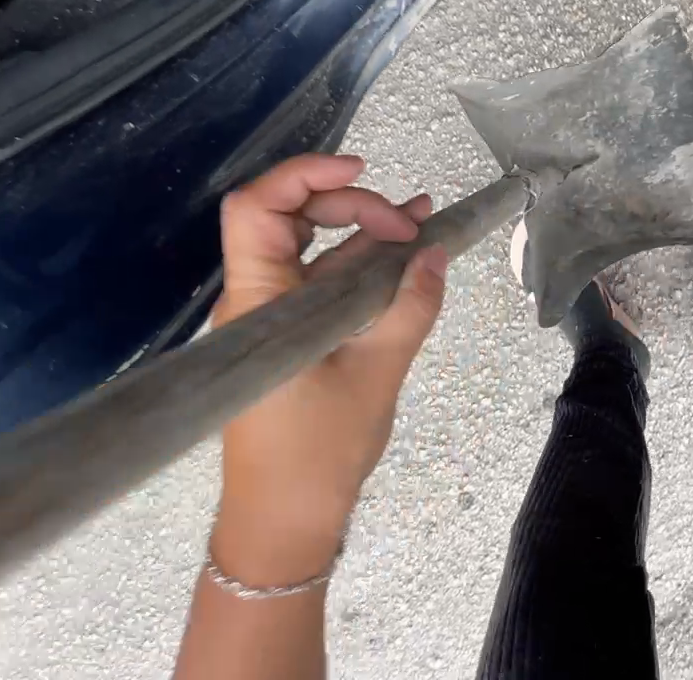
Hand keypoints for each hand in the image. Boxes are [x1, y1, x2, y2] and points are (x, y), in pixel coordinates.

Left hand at [208, 153, 448, 582]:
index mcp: (259, 302)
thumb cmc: (318, 454)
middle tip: (406, 222)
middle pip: (288, 217)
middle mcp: (257, 298)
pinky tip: (410, 250)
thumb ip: (409, 308)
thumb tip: (437, 253)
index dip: (304, 175)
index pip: (255, 210)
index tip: (363, 169)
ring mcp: (274, 316)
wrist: (284, 523)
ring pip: (312, 248)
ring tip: (421, 216)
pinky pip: (325, 281)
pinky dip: (364, 262)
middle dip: (350, 204)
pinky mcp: (293, 334)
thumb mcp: (377, 375)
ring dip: (364, 229)